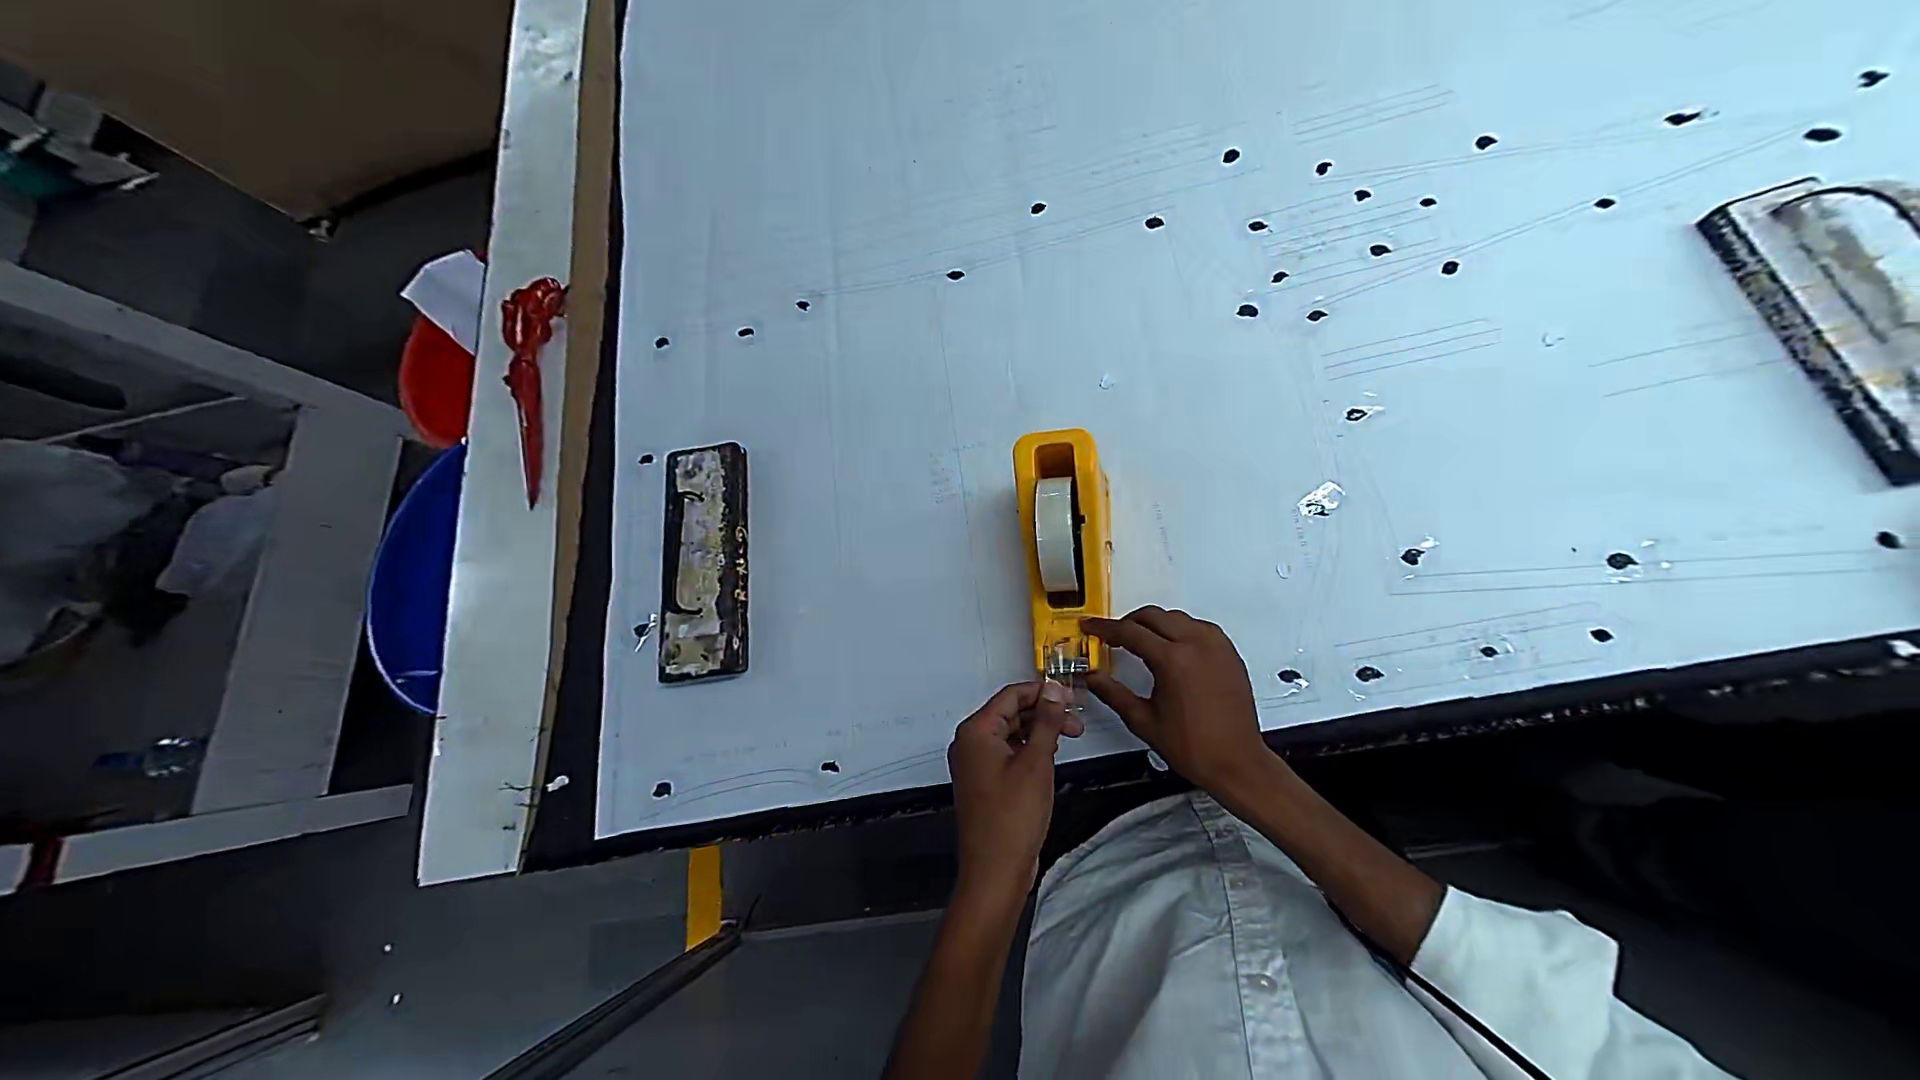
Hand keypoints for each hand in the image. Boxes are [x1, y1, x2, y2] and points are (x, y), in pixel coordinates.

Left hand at [946, 681, 1081, 901]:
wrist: (995, 870)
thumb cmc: (1010, 821)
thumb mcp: (1036, 762)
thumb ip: (1047, 722)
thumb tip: (1054, 693)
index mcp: (975, 732)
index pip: (1010, 695)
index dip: (1041, 691)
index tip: (1068, 695)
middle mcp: (969, 743)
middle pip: (1009, 712)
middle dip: (1043, 712)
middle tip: (1075, 720)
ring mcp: (975, 763)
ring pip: (1010, 732)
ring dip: (1039, 730)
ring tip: (1069, 736)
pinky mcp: (984, 780)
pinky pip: (1007, 751)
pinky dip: (1029, 748)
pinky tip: (1049, 754)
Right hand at [1082, 606, 1279, 801]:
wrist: (1236, 763)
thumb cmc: (1198, 748)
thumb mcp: (1143, 721)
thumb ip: (1113, 694)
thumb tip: (1095, 679)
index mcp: (1174, 661)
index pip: (1130, 631)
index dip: (1105, 627)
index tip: (1093, 626)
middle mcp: (1198, 647)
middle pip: (1154, 616)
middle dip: (1129, 622)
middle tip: (1113, 634)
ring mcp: (1217, 648)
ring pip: (1178, 617)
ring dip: (1156, 623)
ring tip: (1141, 639)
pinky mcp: (1230, 654)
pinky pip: (1200, 627)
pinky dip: (1181, 629)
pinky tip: (1172, 643)